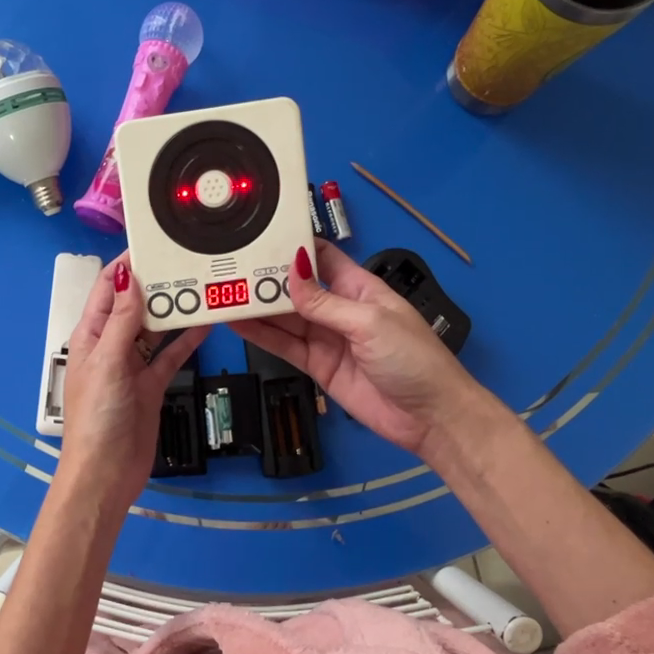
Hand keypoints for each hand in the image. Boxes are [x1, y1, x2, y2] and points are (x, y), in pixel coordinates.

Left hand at [57, 253, 209, 512]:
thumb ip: (123, 321)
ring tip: (202, 282)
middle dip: (156, 282)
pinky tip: (207, 322)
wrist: (106, 474)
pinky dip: (187, 340)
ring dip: (174, 308)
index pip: (107, 289)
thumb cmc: (98, 417)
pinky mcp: (152, 385)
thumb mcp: (108, 362)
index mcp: (91, 335)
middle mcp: (112, 345)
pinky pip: (171, 355)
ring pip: (156, 328)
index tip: (154, 241)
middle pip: (135, 304)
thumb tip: (128, 275)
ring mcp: (133, 365)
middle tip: (189, 258)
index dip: (126, 264)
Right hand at [230, 239, 477, 456]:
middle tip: (230, 267)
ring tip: (224, 294)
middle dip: (268, 278)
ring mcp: (326, 339)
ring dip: (258, 308)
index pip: (323, 259)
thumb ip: (326, 303)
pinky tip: (238, 325)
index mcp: (360, 288)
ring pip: (285, 318)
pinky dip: (261, 336)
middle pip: (297, 289)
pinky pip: (285, 346)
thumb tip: (292, 275)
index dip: (295, 247)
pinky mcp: (317, 366)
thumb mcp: (370, 323)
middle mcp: (339, 309)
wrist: (429, 415)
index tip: (262, 237)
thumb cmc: (412, 358)